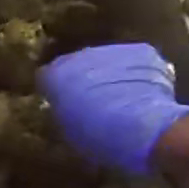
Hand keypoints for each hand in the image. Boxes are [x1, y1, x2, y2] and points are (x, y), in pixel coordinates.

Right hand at [38, 43, 188, 174]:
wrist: (142, 127)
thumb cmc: (97, 138)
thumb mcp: (69, 130)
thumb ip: (62, 111)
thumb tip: (65, 105)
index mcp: (57, 76)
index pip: (46, 76)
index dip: (53, 90)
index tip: (60, 103)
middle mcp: (81, 55)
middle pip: (76, 63)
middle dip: (81, 78)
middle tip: (90, 101)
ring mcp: (113, 50)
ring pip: (104, 60)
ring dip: (107, 74)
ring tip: (117, 97)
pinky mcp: (142, 51)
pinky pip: (131, 60)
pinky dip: (132, 73)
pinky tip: (139, 92)